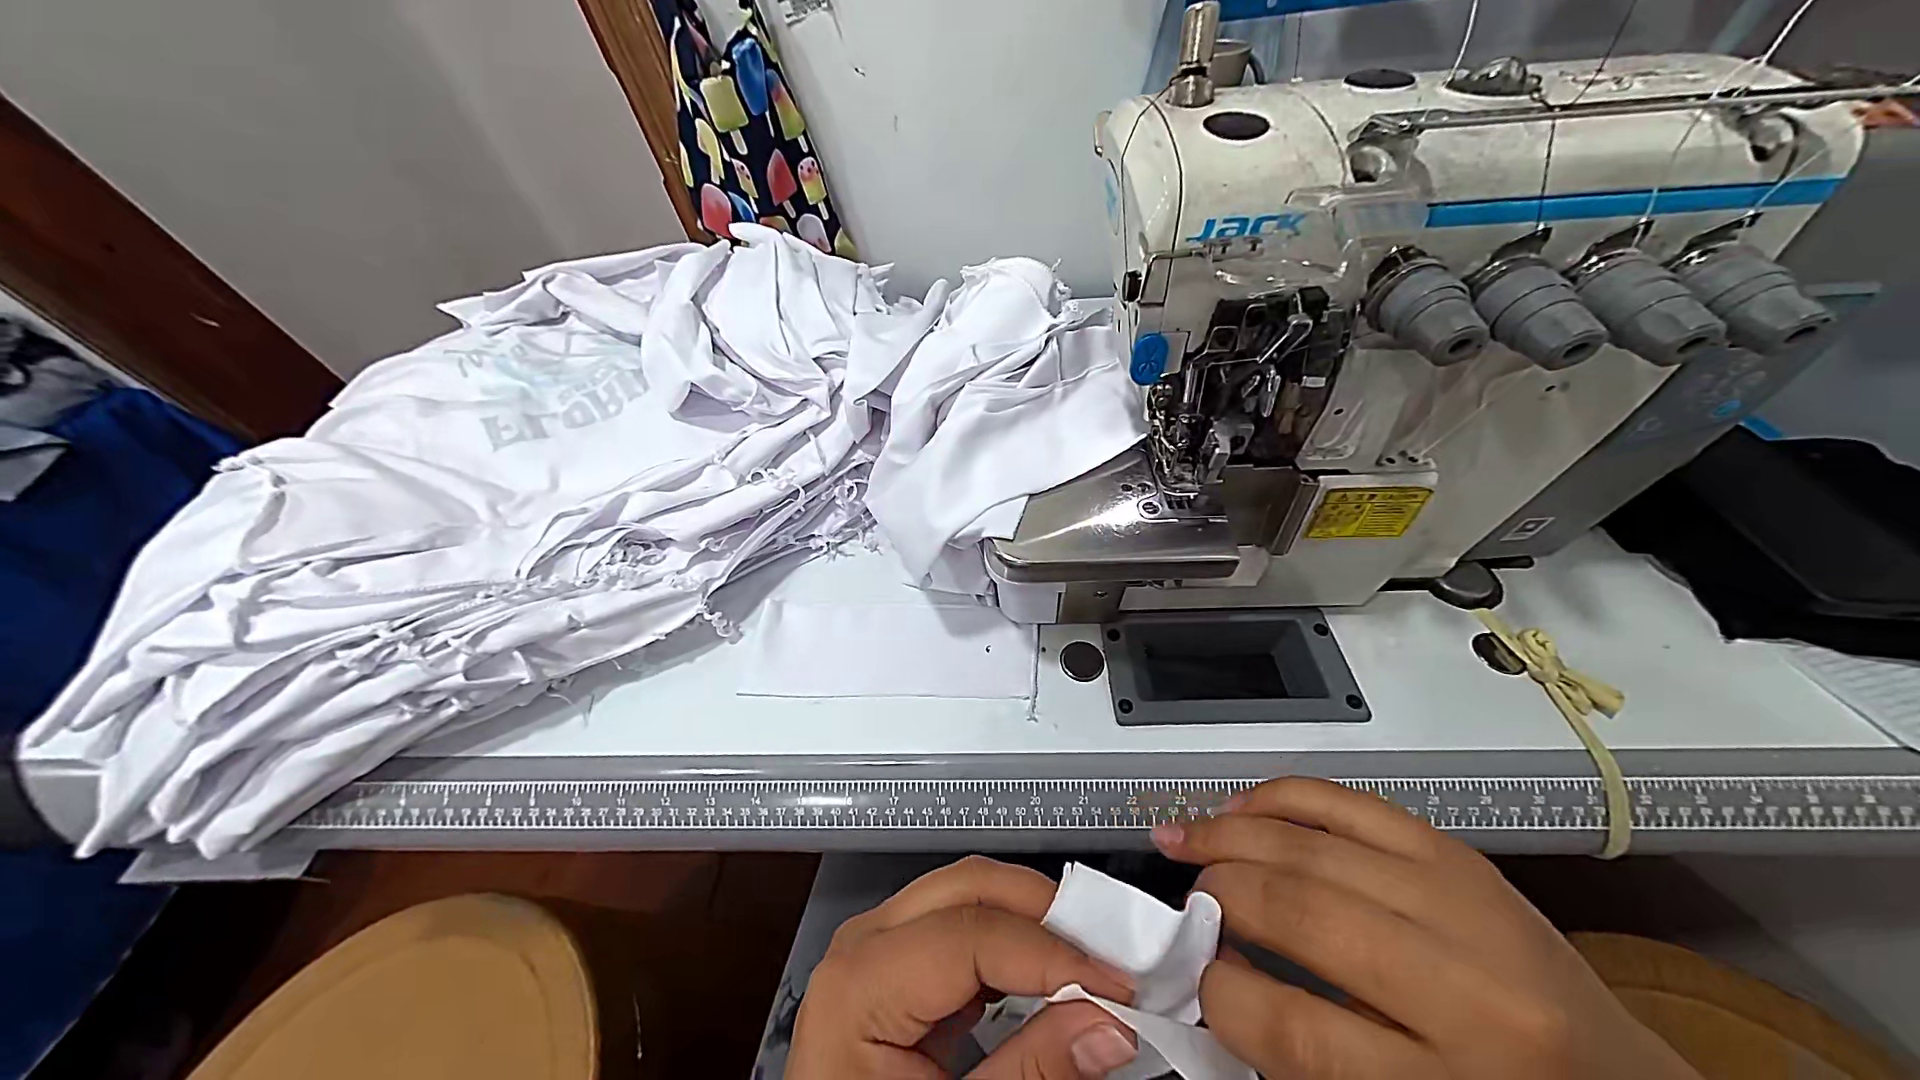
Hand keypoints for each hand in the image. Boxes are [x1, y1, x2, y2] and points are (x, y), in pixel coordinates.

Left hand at [786, 856, 1140, 1078]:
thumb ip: (1031, 1071)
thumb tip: (1108, 1024)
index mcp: (861, 982)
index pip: (972, 932)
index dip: (1052, 953)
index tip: (1117, 985)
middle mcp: (863, 941)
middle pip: (970, 886)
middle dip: (1047, 911)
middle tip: (1109, 957)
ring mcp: (876, 942)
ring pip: (968, 890)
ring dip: (1033, 917)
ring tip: (1086, 960)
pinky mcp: (895, 957)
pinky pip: (959, 918)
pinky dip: (1009, 934)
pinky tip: (1041, 970)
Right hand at [1153, 777, 1702, 1079]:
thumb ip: (1299, 1050)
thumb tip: (1217, 967)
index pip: (1291, 1025)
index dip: (1216, 991)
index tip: (1189, 975)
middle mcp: (1467, 987)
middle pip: (1297, 909)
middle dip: (1215, 893)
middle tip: (1183, 899)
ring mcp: (1464, 902)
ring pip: (1310, 844)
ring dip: (1228, 833)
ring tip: (1183, 837)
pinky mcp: (1459, 855)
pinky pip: (1348, 802)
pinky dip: (1281, 798)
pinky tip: (1242, 808)